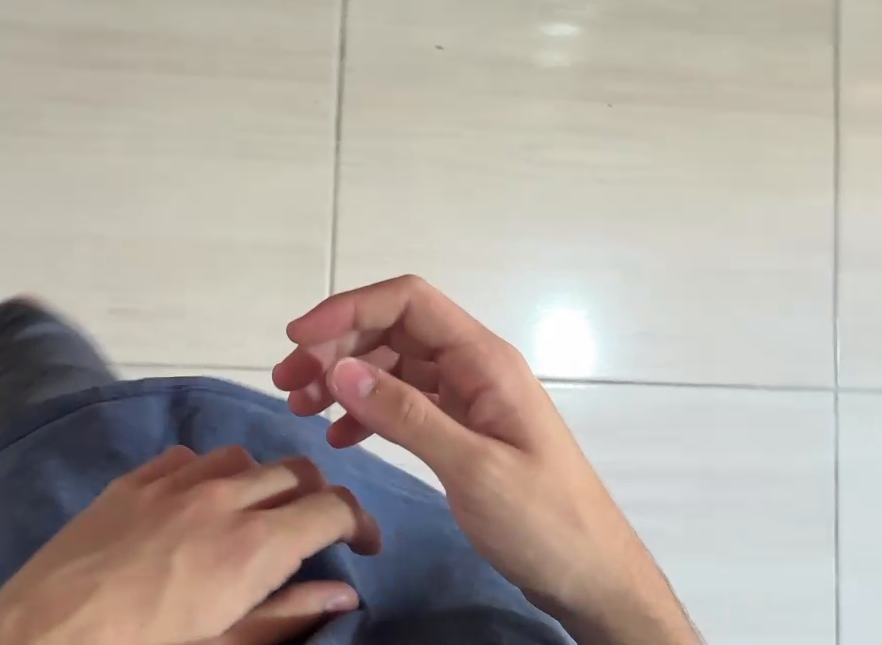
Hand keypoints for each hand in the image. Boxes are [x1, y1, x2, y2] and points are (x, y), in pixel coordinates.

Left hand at [0, 445, 381, 644]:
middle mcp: (221, 497)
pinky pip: (187, 456)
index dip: (358, 521)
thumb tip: (345, 591)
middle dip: (315, 497)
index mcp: (252, 546)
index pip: (329, 508)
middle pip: (293, 471)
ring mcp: (173, 481)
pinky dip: (208, 473)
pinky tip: (195, 503)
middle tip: (313, 533)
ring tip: (253, 517)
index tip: (365, 543)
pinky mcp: (132, 481)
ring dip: (261, 481)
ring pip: (242, 457)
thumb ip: (288, 617)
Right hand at [272, 275, 700, 644]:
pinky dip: (365, 411)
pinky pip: (403, 403)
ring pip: (392, 365)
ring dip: (344, 377)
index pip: (408, 301)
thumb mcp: (473, 468)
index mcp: (482, 357)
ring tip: (300, 405)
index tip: (300, 336)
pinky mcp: (459, 427)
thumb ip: (406, 415)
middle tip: (287, 380)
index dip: (350, 308)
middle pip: (393, 330)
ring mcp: (465, 395)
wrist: (594, 579)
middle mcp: (471, 365)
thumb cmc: (544, 522)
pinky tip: (338, 436)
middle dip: (337, 345)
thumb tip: (340, 367)